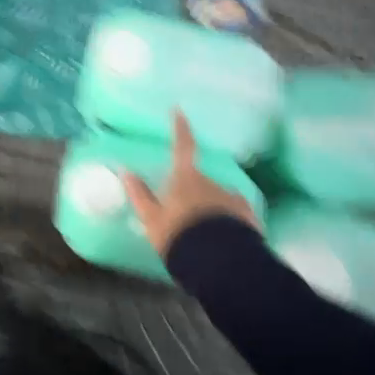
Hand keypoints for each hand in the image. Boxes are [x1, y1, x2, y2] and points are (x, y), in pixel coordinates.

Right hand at [123, 112, 260, 256]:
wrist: (221, 263)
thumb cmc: (180, 237)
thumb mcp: (152, 220)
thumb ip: (140, 195)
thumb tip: (126, 171)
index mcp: (186, 178)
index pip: (182, 147)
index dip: (180, 129)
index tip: (179, 111)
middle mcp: (210, 181)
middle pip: (198, 179)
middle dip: (192, 192)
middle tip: (184, 216)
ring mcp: (232, 197)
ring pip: (217, 197)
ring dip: (210, 208)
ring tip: (204, 234)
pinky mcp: (249, 216)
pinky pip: (235, 213)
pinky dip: (228, 220)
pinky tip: (224, 238)